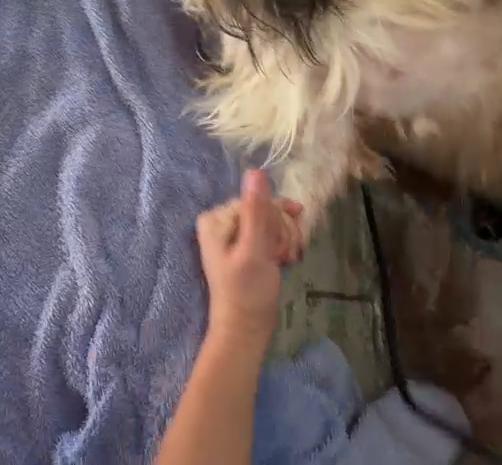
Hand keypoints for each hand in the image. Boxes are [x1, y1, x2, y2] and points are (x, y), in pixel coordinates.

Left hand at [195, 170, 304, 347]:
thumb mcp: (253, 250)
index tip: (278, 248)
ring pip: (274, 219)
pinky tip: (286, 260)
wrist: (247, 330)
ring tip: (284, 260)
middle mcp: (222, 220)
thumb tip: (255, 171)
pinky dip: (284, 244)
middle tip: (282, 256)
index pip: (258, 201)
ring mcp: (235, 232)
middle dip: (281, 231)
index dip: (275, 222)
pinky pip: (273, 230)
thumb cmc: (247, 292)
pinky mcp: (248, 244)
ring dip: (286, 238)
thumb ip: (256, 211)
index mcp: (216, 218)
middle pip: (267, 209)